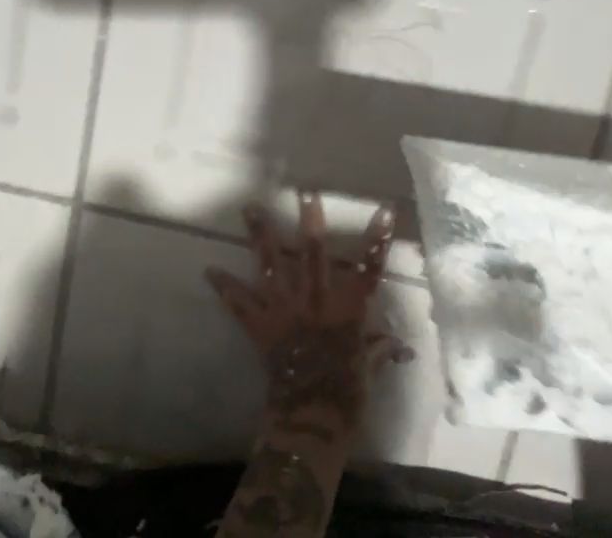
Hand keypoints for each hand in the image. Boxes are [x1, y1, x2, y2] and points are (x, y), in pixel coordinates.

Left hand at [204, 192, 411, 434]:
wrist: (311, 418)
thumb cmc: (346, 393)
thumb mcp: (368, 368)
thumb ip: (380, 349)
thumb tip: (401, 346)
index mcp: (347, 309)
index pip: (368, 269)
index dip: (377, 240)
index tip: (384, 210)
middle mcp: (316, 301)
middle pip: (313, 255)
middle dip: (310, 222)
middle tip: (305, 193)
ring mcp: (285, 310)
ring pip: (272, 265)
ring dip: (260, 235)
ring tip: (250, 207)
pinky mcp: (261, 325)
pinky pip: (239, 303)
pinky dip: (225, 287)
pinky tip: (209, 270)